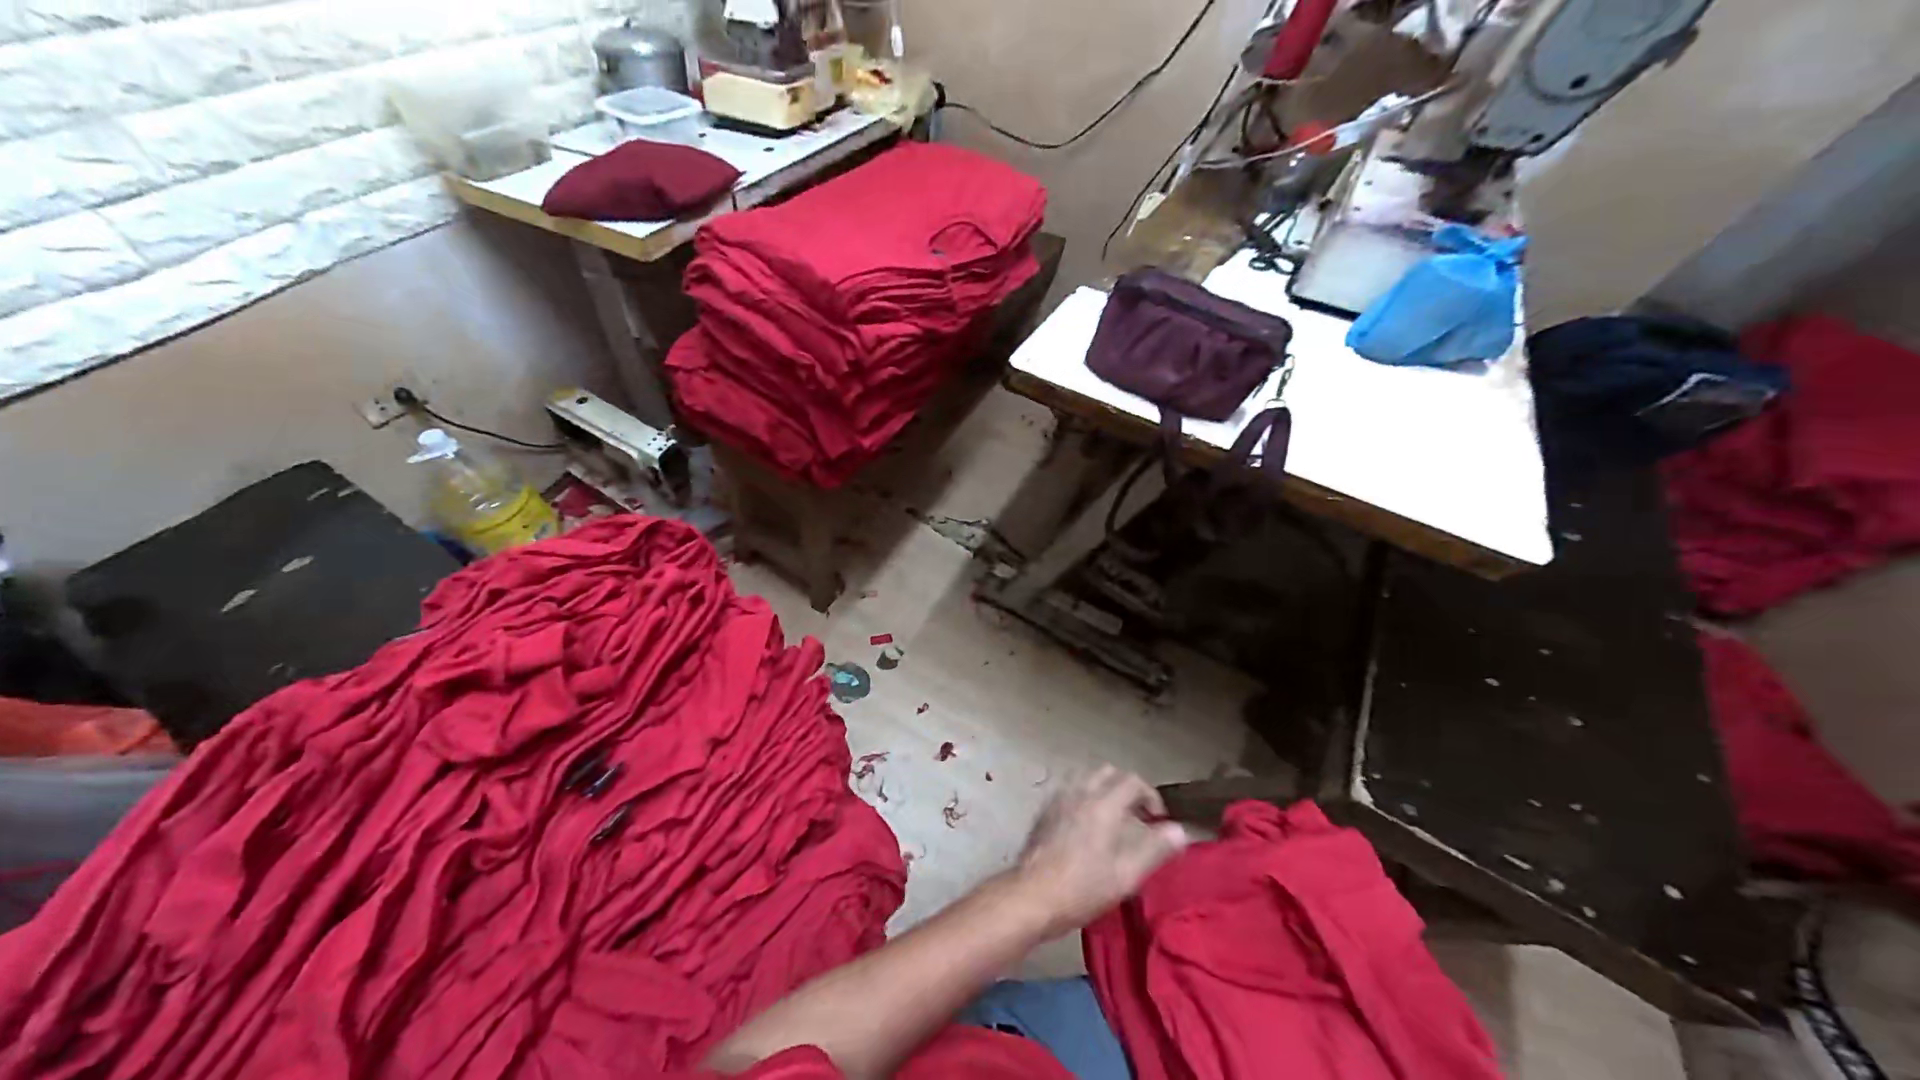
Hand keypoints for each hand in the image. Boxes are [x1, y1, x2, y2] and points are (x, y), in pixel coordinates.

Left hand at [1011, 765, 1190, 934]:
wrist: (1031, 896)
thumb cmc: (1082, 888)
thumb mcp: (1126, 876)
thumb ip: (1155, 849)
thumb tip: (1179, 830)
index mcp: (1103, 805)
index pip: (1133, 781)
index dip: (1151, 796)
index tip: (1157, 820)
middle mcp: (1080, 793)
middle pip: (1109, 772)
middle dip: (1128, 788)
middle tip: (1137, 816)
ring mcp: (1058, 799)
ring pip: (1087, 777)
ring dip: (1104, 789)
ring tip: (1113, 817)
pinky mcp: (1044, 811)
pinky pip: (1069, 789)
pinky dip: (1084, 795)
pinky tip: (1086, 823)